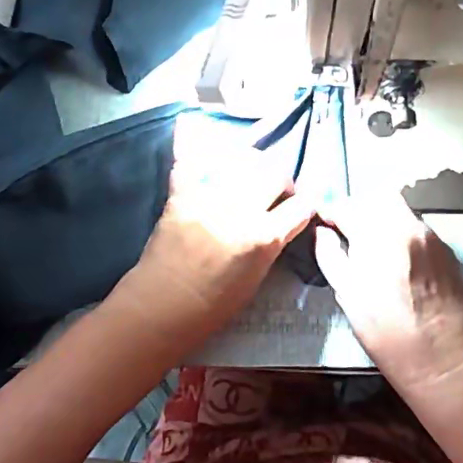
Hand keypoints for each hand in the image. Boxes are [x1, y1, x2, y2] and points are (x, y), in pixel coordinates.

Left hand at [109, 165, 314, 345]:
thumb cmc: (212, 305)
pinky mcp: (181, 192)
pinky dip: (201, 157)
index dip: (302, 207)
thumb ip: (271, 243)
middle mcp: (240, 210)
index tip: (295, 210)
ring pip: (242, 157)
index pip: (301, 206)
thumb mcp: (256, 278)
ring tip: (241, 176)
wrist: (161, 305)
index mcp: (264, 238)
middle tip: (270, 193)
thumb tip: (280, 220)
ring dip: (247, 164)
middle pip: (276, 171)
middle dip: (280, 181)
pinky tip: (207, 166)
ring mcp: (209, 196)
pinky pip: (194, 159)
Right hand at [313, 192, 462, 390]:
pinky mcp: (445, 248)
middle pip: (376, 198)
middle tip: (347, 232)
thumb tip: (323, 232)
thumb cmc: (386, 329)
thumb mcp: (346, 293)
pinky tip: (396, 259)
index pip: (345, 206)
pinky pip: (416, 226)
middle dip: (358, 209)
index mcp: (376, 235)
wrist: (442, 354)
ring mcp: (429, 235)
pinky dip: (400, 232)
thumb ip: (330, 254)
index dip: (330, 212)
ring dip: (380, 219)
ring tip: (372, 247)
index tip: (324, 224)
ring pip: (399, 210)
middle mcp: (405, 226)